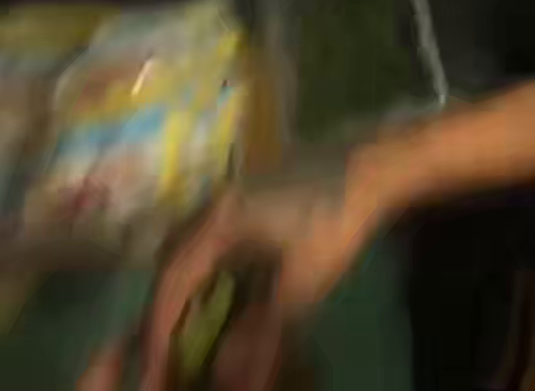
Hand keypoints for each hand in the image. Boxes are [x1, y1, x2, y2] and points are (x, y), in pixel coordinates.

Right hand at [132, 174, 386, 390]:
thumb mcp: (301, 283)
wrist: (377, 164)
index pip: (172, 281)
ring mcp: (244, 186)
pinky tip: (231, 285)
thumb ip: (260, 332)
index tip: (156, 371)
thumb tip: (225, 374)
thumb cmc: (335, 220)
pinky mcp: (264, 185)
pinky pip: (223, 229)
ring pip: (199, 241)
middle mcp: (223, 198)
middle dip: (168, 307)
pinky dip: (217, 262)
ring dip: (192, 283)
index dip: (159, 331)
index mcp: (221, 218)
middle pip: (175, 258)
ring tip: (196, 324)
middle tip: (170, 348)